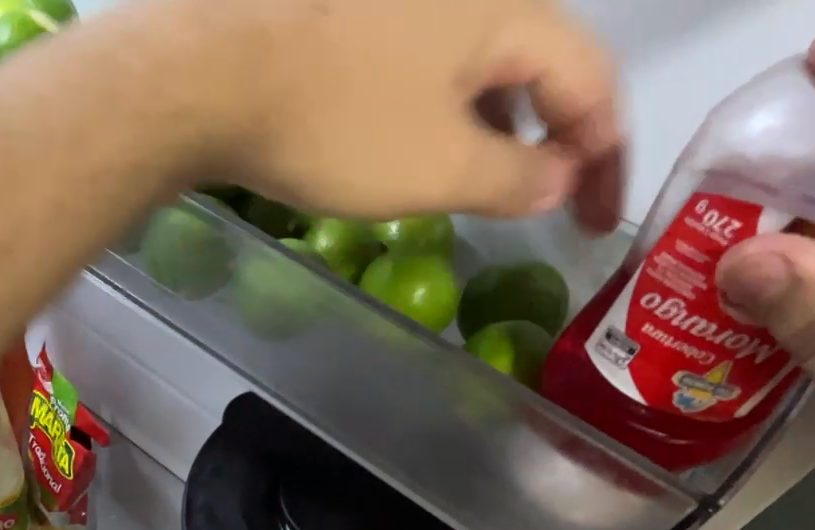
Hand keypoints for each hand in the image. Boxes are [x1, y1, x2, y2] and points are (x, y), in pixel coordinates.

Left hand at [139, 0, 624, 228]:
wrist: (208, 75)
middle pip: (537, 63)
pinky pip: (422, 64)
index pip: (591, 80)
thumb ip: (513, 178)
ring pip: (475, 65)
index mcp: (507, 10)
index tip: (599, 221)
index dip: (606, 156)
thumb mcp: (437, 169)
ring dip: (495, 127)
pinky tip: (417, 147)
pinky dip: (439, 112)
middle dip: (554, 139)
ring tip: (489, 185)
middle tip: (550, 204)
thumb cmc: (335, 123)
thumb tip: (558, 178)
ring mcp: (403, 0)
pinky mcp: (352, 17)